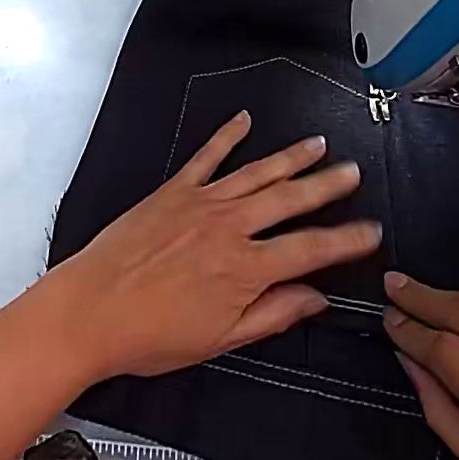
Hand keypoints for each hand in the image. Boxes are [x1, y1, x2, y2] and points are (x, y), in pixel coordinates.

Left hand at [38, 112, 380, 381]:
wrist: (88, 311)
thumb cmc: (148, 333)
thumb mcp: (218, 340)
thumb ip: (272, 314)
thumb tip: (313, 300)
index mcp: (244, 269)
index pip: (311, 249)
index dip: (347, 240)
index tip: (370, 231)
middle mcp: (231, 227)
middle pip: (291, 199)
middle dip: (328, 185)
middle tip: (353, 171)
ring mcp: (204, 202)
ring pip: (259, 172)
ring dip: (292, 157)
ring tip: (318, 144)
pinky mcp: (177, 189)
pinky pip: (208, 155)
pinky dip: (227, 135)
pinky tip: (244, 119)